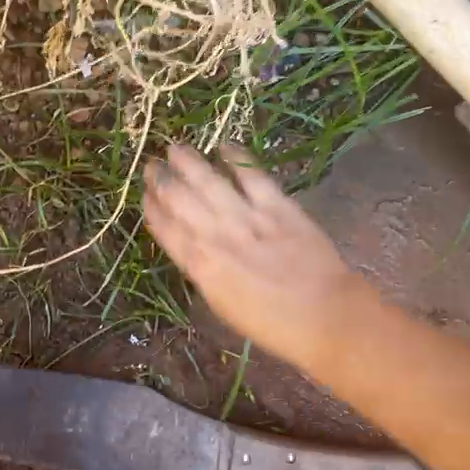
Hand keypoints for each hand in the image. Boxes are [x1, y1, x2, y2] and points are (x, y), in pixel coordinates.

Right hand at [142, 145, 375, 370]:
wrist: (324, 316)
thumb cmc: (272, 324)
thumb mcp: (222, 305)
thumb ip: (204, 272)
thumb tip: (193, 248)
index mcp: (201, 267)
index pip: (166, 230)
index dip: (152, 210)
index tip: (144, 196)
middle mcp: (217, 237)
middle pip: (180, 200)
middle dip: (161, 181)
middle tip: (151, 166)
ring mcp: (247, 218)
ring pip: (209, 182)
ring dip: (189, 163)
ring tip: (175, 149)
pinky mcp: (278, 206)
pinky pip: (252, 176)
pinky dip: (236, 158)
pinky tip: (224, 146)